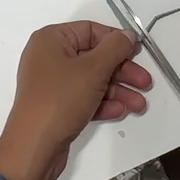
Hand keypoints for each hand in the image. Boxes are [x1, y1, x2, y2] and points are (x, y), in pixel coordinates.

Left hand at [0, 22, 151, 179]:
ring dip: (117, 90)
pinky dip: (102, 103)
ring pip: (91, 80)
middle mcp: (50, 57)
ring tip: (139, 104)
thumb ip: (115, 48)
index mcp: (52, 39)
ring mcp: (52, 83)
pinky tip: (120, 111)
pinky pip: (84, 97)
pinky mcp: (56, 106)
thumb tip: (127, 34)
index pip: (90, 31)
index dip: (116, 40)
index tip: (138, 52)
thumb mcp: (93, 69)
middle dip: (122, 71)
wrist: (33, 148)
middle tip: (145, 83)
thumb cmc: (61, 99)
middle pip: (94, 57)